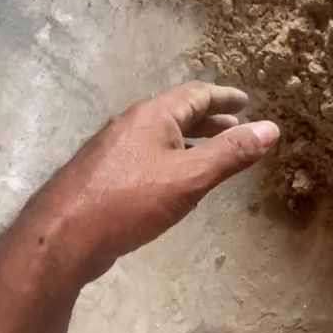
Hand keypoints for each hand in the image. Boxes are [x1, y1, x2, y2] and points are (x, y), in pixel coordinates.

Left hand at [23, 82, 278, 281]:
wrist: (61, 238)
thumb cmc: (129, 202)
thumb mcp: (190, 177)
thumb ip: (231, 153)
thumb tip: (271, 129)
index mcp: (152, 116)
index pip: (196, 94)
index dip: (225, 97)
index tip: (246, 102)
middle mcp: (131, 124)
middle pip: (177, 112)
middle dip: (210, 119)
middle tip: (236, 126)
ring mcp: (113, 149)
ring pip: (162, 135)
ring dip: (191, 139)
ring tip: (214, 153)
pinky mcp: (104, 174)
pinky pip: (149, 154)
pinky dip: (173, 157)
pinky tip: (177, 180)